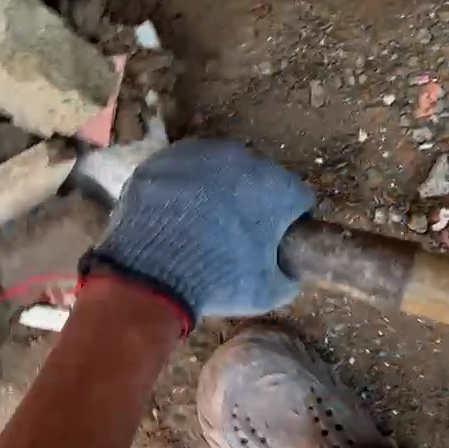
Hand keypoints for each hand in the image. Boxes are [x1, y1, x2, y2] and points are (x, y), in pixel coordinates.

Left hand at [83, 139, 313, 320]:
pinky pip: (181, 172)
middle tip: (233, 236)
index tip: (275, 241)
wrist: (150, 273)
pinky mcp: (164, 158)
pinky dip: (180, 187)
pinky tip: (171, 215)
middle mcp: (245, 159)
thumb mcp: (267, 294)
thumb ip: (287, 277)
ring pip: (218, 170)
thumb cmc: (218, 281)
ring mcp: (201, 154)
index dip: (289, 222)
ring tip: (198, 225)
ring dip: (215, 190)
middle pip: (258, 180)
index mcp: (278, 188)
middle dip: (251, 202)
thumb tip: (287, 270)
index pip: (298, 200)